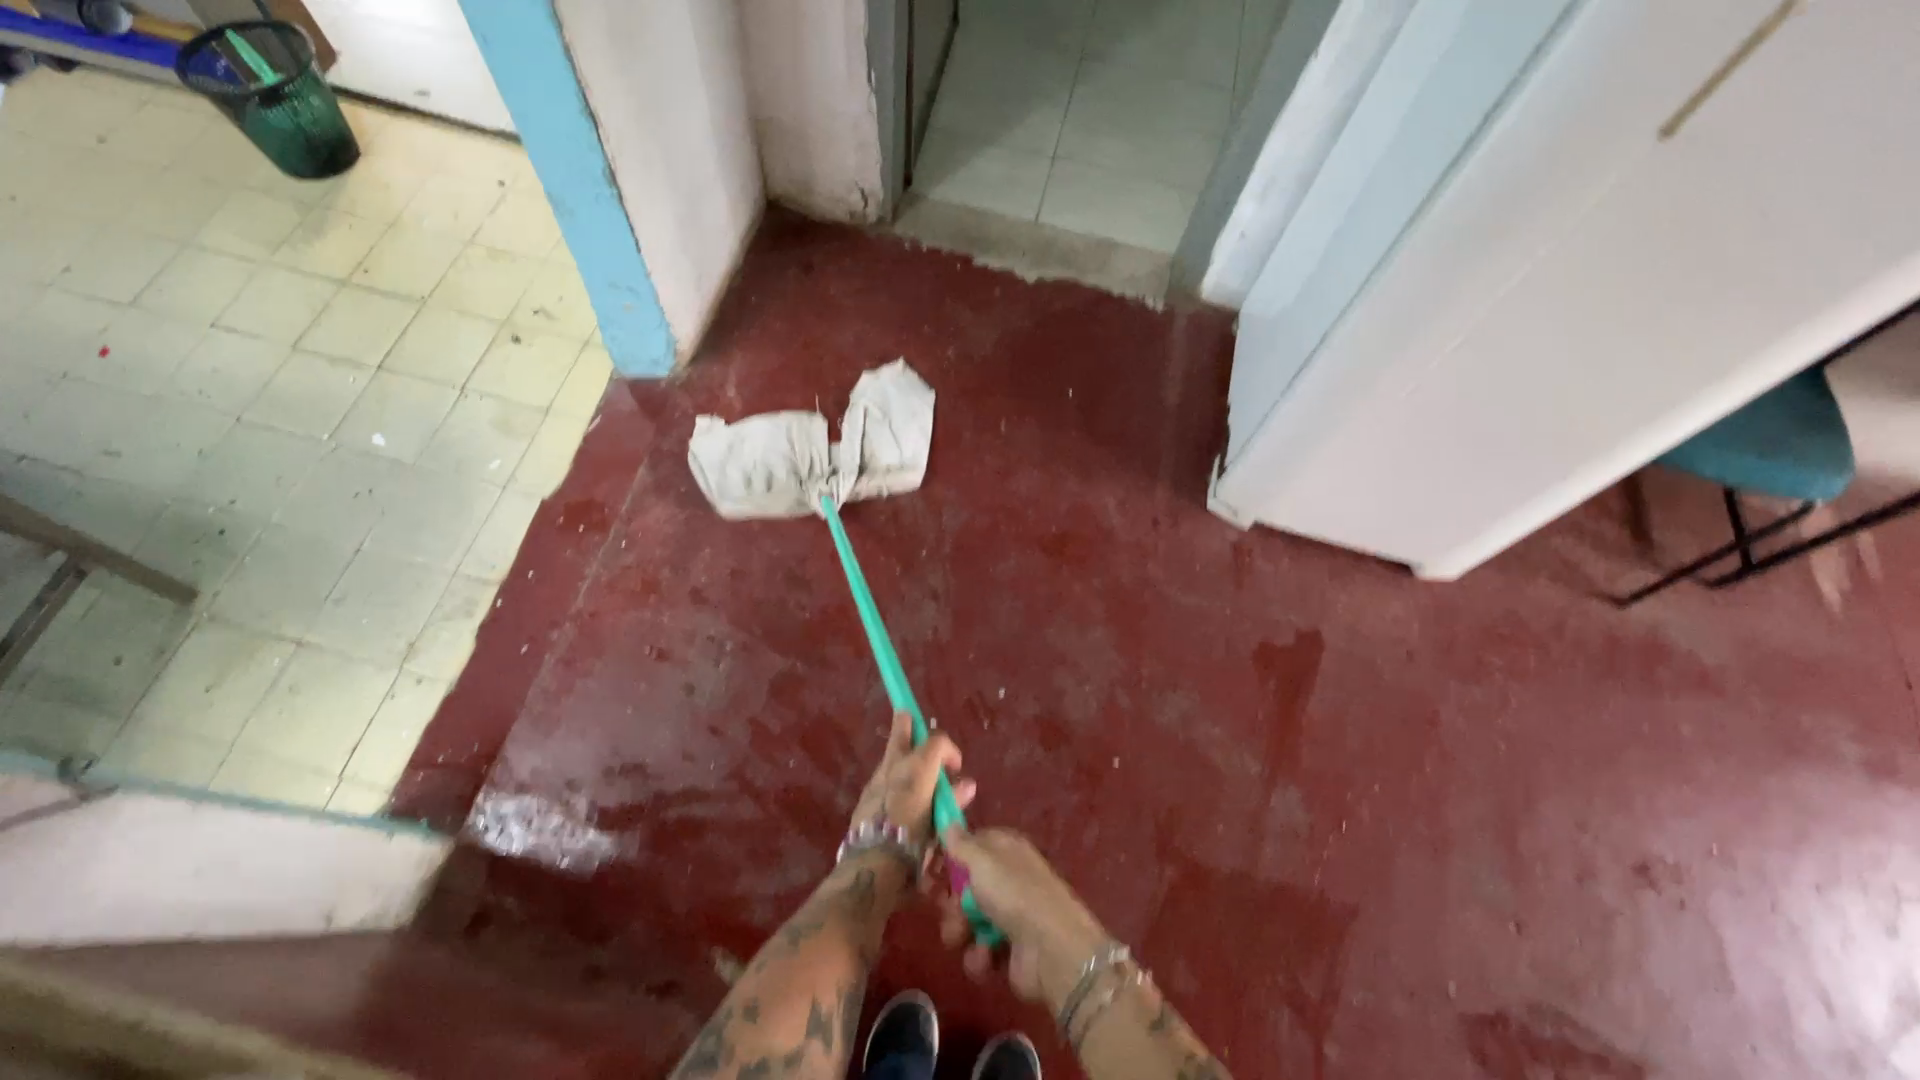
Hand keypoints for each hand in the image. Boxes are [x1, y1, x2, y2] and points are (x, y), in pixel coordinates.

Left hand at [849, 710, 974, 848]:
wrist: (873, 861)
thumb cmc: (914, 840)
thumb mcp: (939, 821)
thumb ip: (952, 799)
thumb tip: (967, 785)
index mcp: (918, 767)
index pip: (937, 740)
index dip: (950, 750)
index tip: (955, 767)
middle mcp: (896, 765)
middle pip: (901, 732)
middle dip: (906, 723)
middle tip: (910, 717)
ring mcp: (877, 777)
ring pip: (890, 754)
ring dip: (901, 752)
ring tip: (911, 759)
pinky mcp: (865, 793)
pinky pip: (883, 774)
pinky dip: (892, 775)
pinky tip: (899, 790)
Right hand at [937, 828, 1110, 1013]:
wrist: (1051, 950)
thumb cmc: (1014, 894)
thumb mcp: (982, 861)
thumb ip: (961, 843)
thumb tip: (948, 822)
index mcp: (1005, 851)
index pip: (970, 846)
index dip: (949, 857)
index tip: (928, 869)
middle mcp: (1007, 880)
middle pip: (964, 887)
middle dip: (951, 902)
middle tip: (947, 909)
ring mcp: (1009, 916)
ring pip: (967, 921)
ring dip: (960, 932)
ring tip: (964, 938)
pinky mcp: (1008, 950)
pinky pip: (980, 950)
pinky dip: (979, 956)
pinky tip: (986, 957)